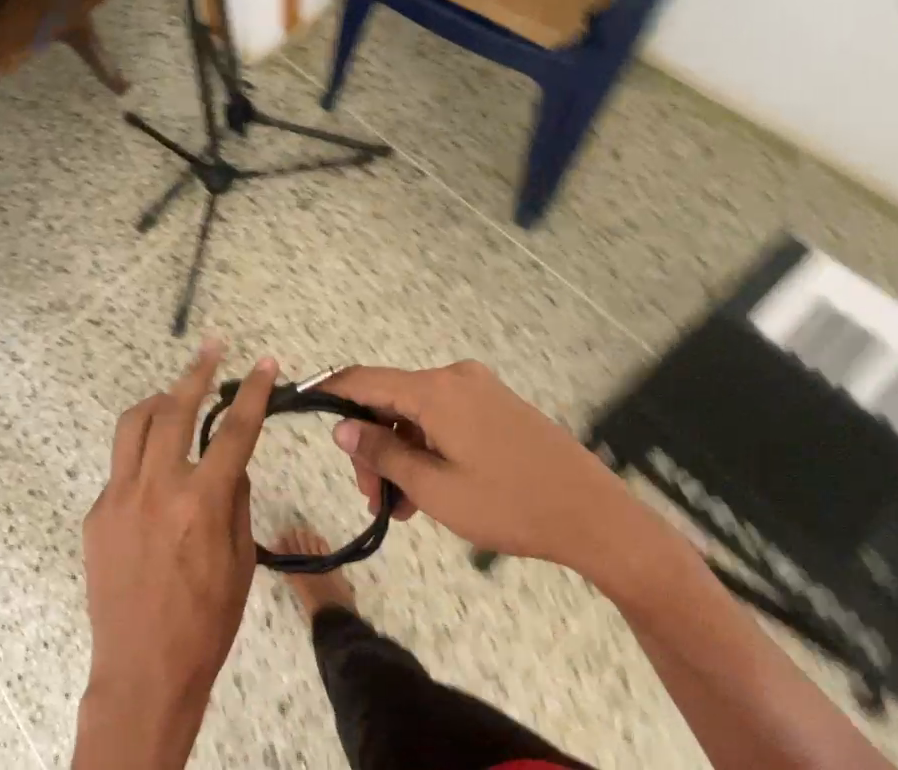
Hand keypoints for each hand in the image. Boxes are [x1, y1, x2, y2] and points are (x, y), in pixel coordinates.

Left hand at [73, 342, 274, 769]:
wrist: (143, 669)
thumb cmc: (205, 624)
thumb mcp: (240, 564)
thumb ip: (237, 504)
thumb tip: (231, 468)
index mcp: (201, 502)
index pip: (233, 432)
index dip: (252, 392)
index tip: (264, 363)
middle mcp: (156, 488)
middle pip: (173, 410)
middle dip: (196, 372)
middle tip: (212, 349)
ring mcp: (118, 497)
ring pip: (132, 425)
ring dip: (157, 401)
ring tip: (175, 395)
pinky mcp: (95, 513)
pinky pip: (120, 469)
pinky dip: (141, 459)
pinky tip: (155, 480)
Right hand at [323, 361, 654, 579]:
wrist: (597, 519)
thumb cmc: (509, 505)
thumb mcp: (434, 489)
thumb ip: (381, 454)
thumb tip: (342, 429)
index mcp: (436, 390)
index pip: (364, 380)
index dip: (329, 393)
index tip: (300, 407)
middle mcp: (456, 378)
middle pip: (390, 402)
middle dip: (372, 446)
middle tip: (372, 498)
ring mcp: (480, 391)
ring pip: (417, 415)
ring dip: (400, 455)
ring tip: (403, 508)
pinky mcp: (499, 408)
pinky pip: (445, 420)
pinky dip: (428, 450)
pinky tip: (429, 492)